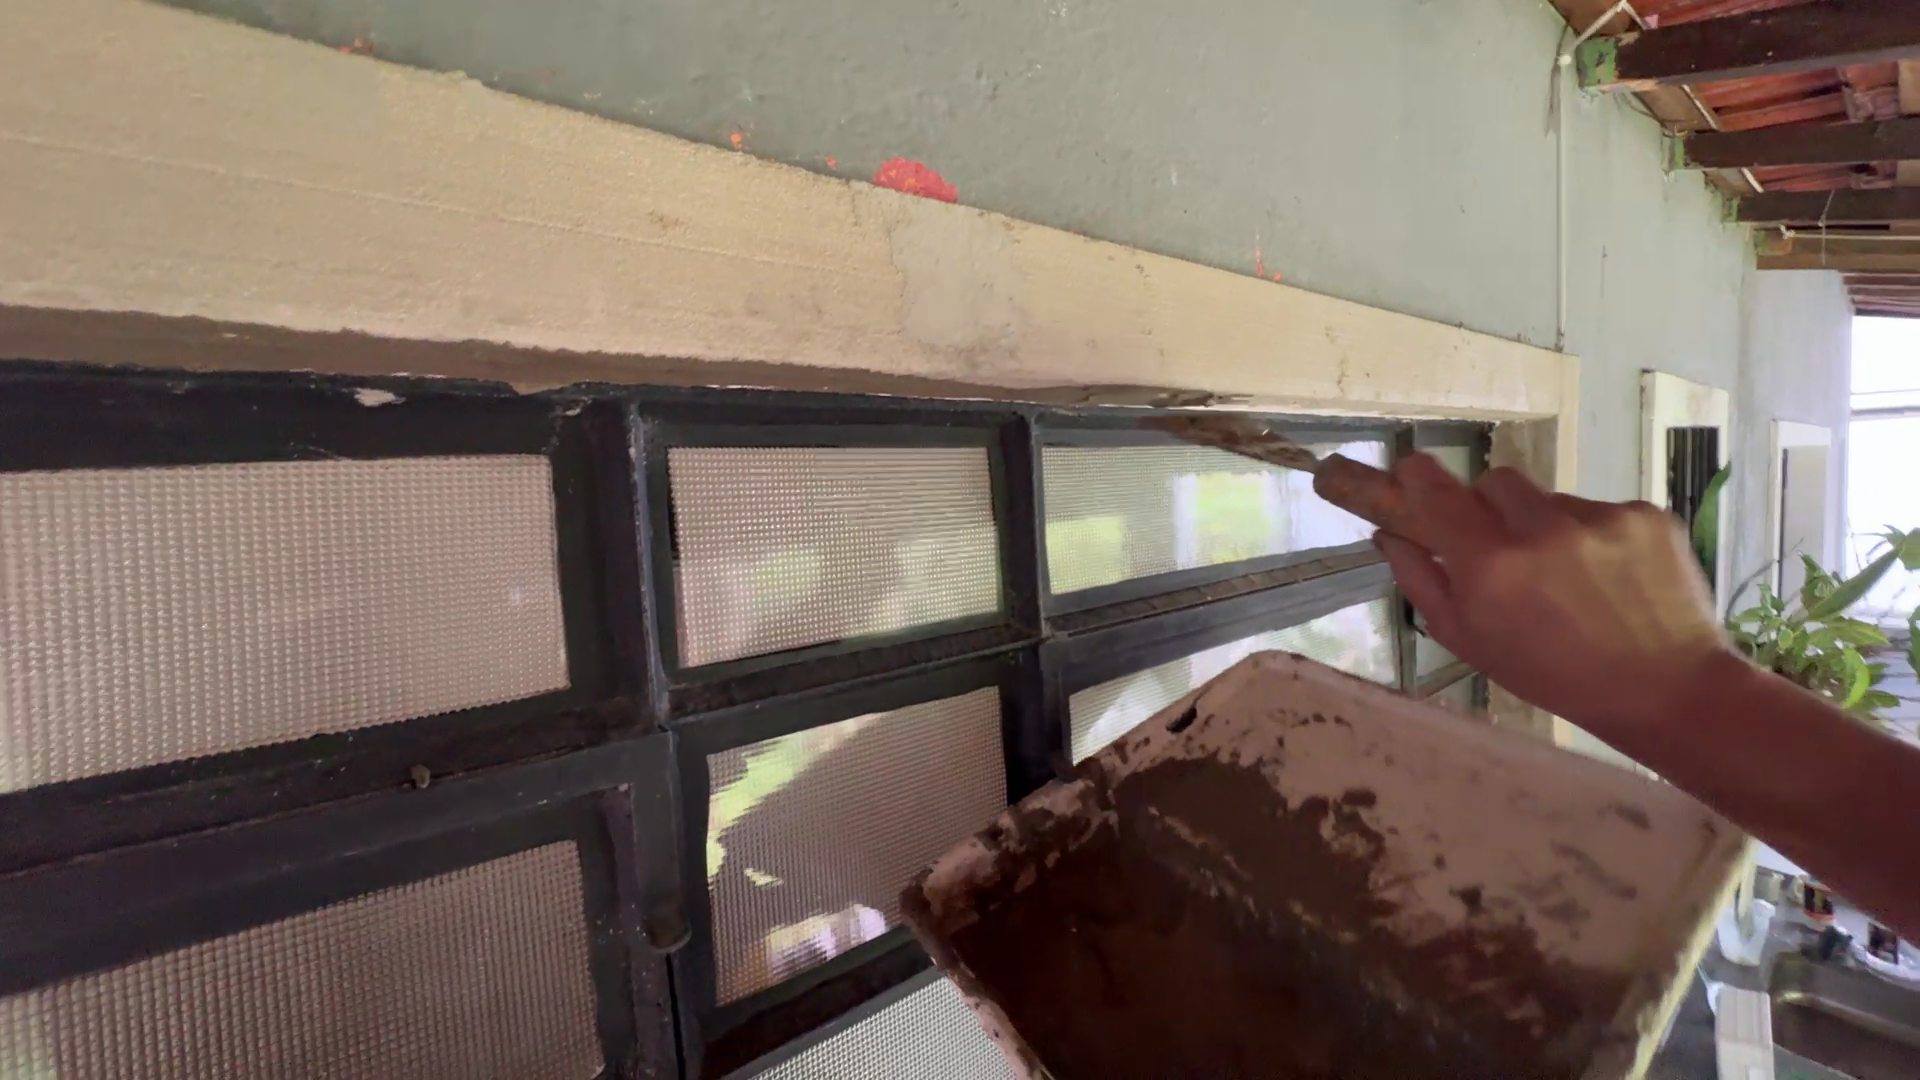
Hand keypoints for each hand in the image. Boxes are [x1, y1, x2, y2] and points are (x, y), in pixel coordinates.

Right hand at [1370, 455, 1735, 735]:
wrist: (1666, 689)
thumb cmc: (1546, 672)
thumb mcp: (1463, 636)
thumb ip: (1418, 579)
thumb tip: (1389, 534)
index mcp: (1488, 562)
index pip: (1435, 489)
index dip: (1416, 474)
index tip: (1410, 473)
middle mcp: (1540, 528)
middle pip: (1492, 480)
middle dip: (1485, 505)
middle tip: (1498, 545)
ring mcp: (1600, 517)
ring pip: (1544, 497)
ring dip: (1539, 523)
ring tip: (1563, 571)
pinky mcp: (1647, 515)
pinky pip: (1594, 508)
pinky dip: (1588, 533)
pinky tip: (1604, 575)